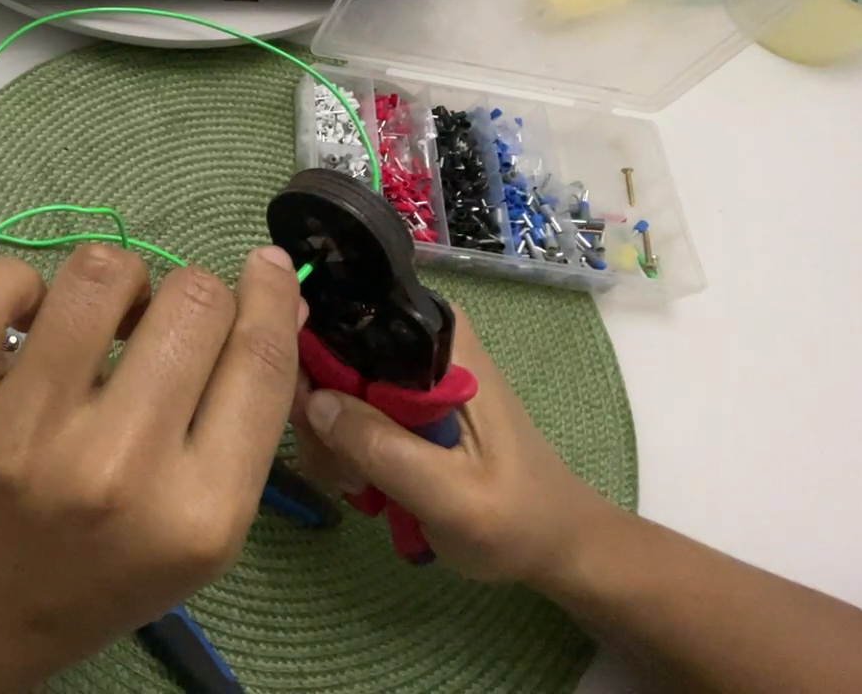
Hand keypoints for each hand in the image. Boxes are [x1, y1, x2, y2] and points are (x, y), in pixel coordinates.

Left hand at [0, 244, 305, 691]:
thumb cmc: (101, 566)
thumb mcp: (199, 525)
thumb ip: (245, 416)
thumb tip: (282, 293)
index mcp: (200, 513)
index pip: (262, 359)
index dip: (273, 295)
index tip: (264, 266)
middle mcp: (116, 471)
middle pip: (193, 302)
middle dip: (189, 298)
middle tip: (159, 328)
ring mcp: (22, 434)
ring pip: (99, 273)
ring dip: (113, 280)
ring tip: (97, 319)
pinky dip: (13, 283)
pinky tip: (25, 316)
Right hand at [290, 311, 618, 584]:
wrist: (554, 548)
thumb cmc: (516, 518)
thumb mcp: (451, 495)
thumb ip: (383, 447)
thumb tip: (312, 402)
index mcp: (436, 335)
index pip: (344, 314)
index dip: (311, 355)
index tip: (306, 412)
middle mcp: (413, 338)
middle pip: (327, 348)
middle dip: (318, 409)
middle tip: (340, 468)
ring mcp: (402, 370)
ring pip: (327, 382)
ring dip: (327, 437)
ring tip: (358, 484)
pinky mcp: (394, 399)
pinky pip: (341, 407)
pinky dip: (338, 446)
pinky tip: (360, 481)